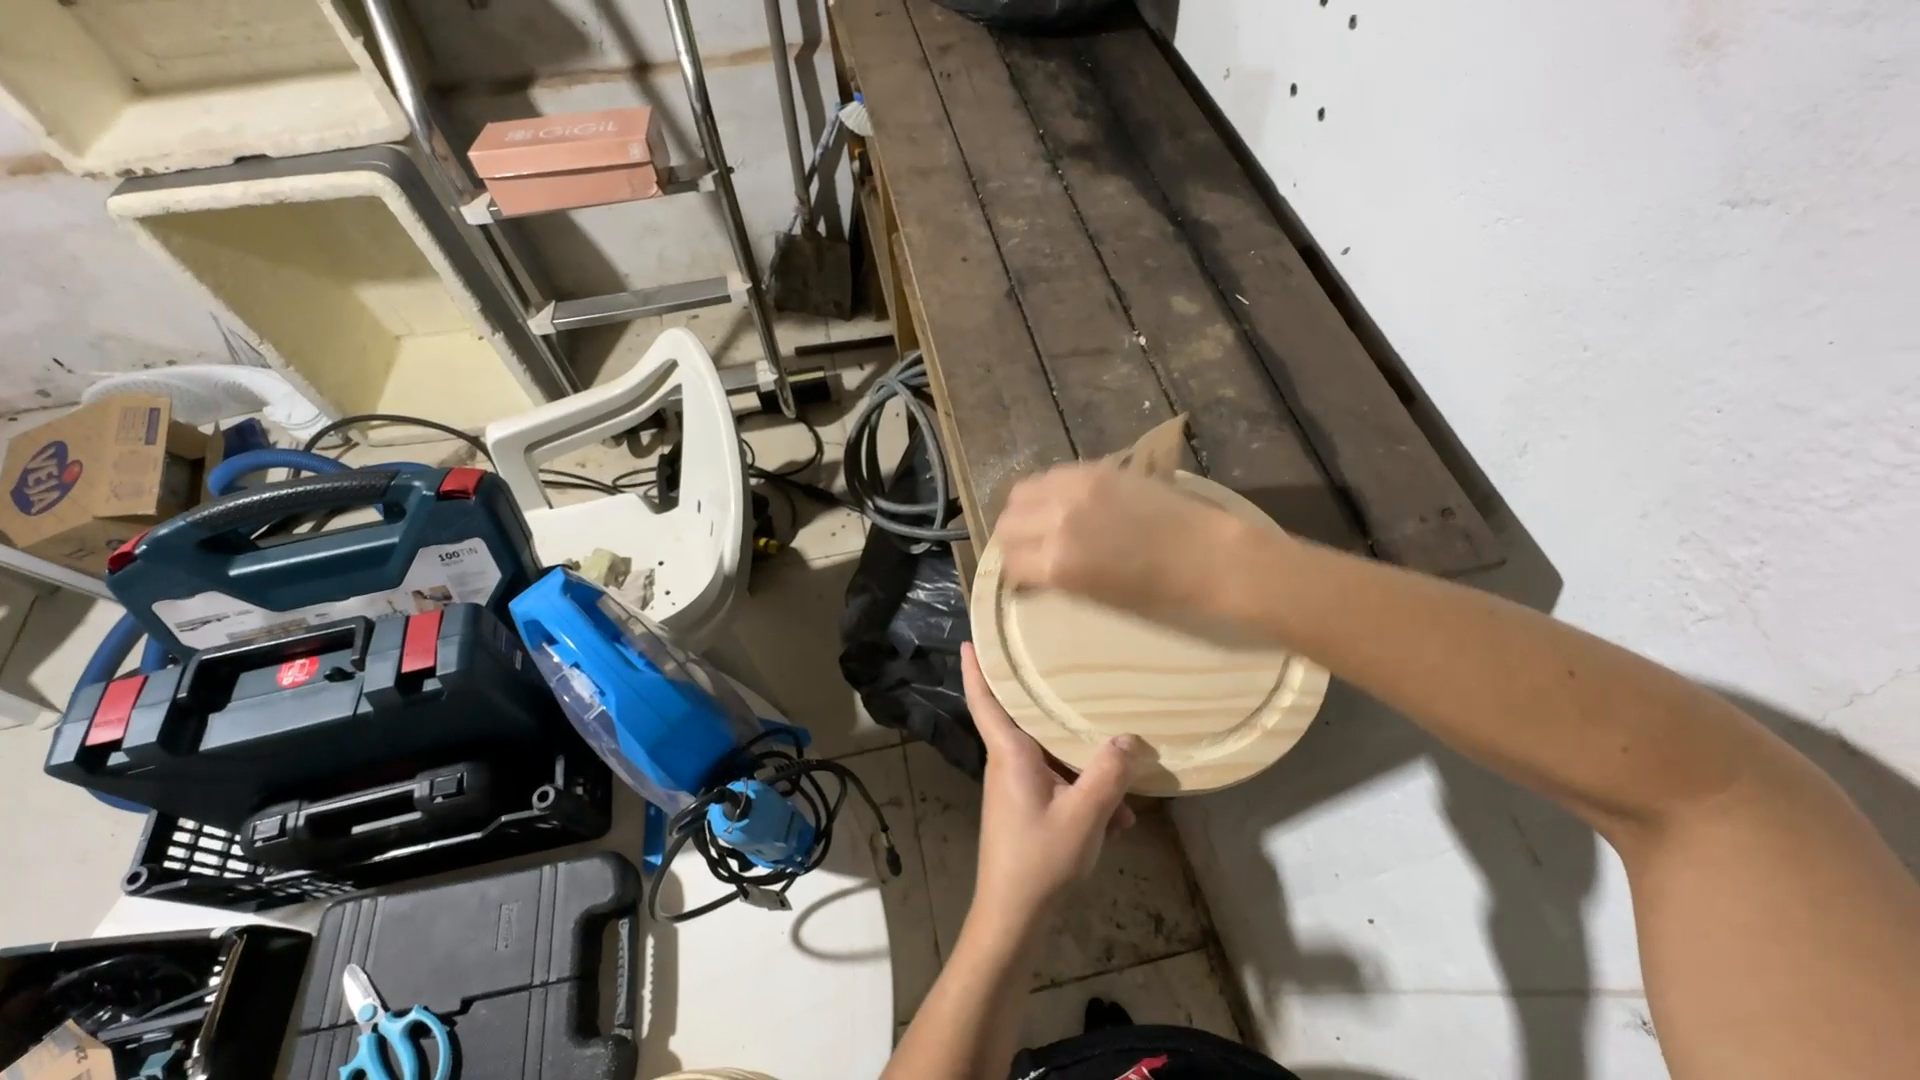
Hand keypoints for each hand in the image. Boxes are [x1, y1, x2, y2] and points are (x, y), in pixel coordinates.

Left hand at [962, 643, 1137, 933]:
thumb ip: (1108, 774)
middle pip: (1030, 724)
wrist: (1014, 917)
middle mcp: (1008, 765)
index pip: (986, 702)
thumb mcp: (1084, 815)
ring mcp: (1016, 790)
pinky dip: (1085, 796)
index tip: (970, 640)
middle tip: (1079, 680)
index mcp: (1010, 756)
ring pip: (1053, 760)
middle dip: (1059, 711)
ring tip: (1124, 789)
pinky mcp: (1026, 811)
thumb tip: (1127, 739)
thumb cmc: (1040, 860)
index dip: (976, 670)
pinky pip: (1058, 787)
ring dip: (1086, 770)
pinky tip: (1117, 821)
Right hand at [993, 463, 1271, 621]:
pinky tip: (1069, 502)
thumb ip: (1056, 576)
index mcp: (1058, 564)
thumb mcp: (1094, 596)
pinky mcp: (1095, 469)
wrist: (1206, 556)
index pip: (1009, 562)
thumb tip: (1032, 567)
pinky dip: (1050, 489)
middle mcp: (1057, 521)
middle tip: (1032, 547)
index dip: (1016, 571)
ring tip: (1046, 521)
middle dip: (1014, 539)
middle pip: (1006, 523)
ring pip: (1020, 493)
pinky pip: (1052, 474)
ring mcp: (1075, 490)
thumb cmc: (1157, 593)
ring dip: (1026, 509)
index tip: (1026, 574)